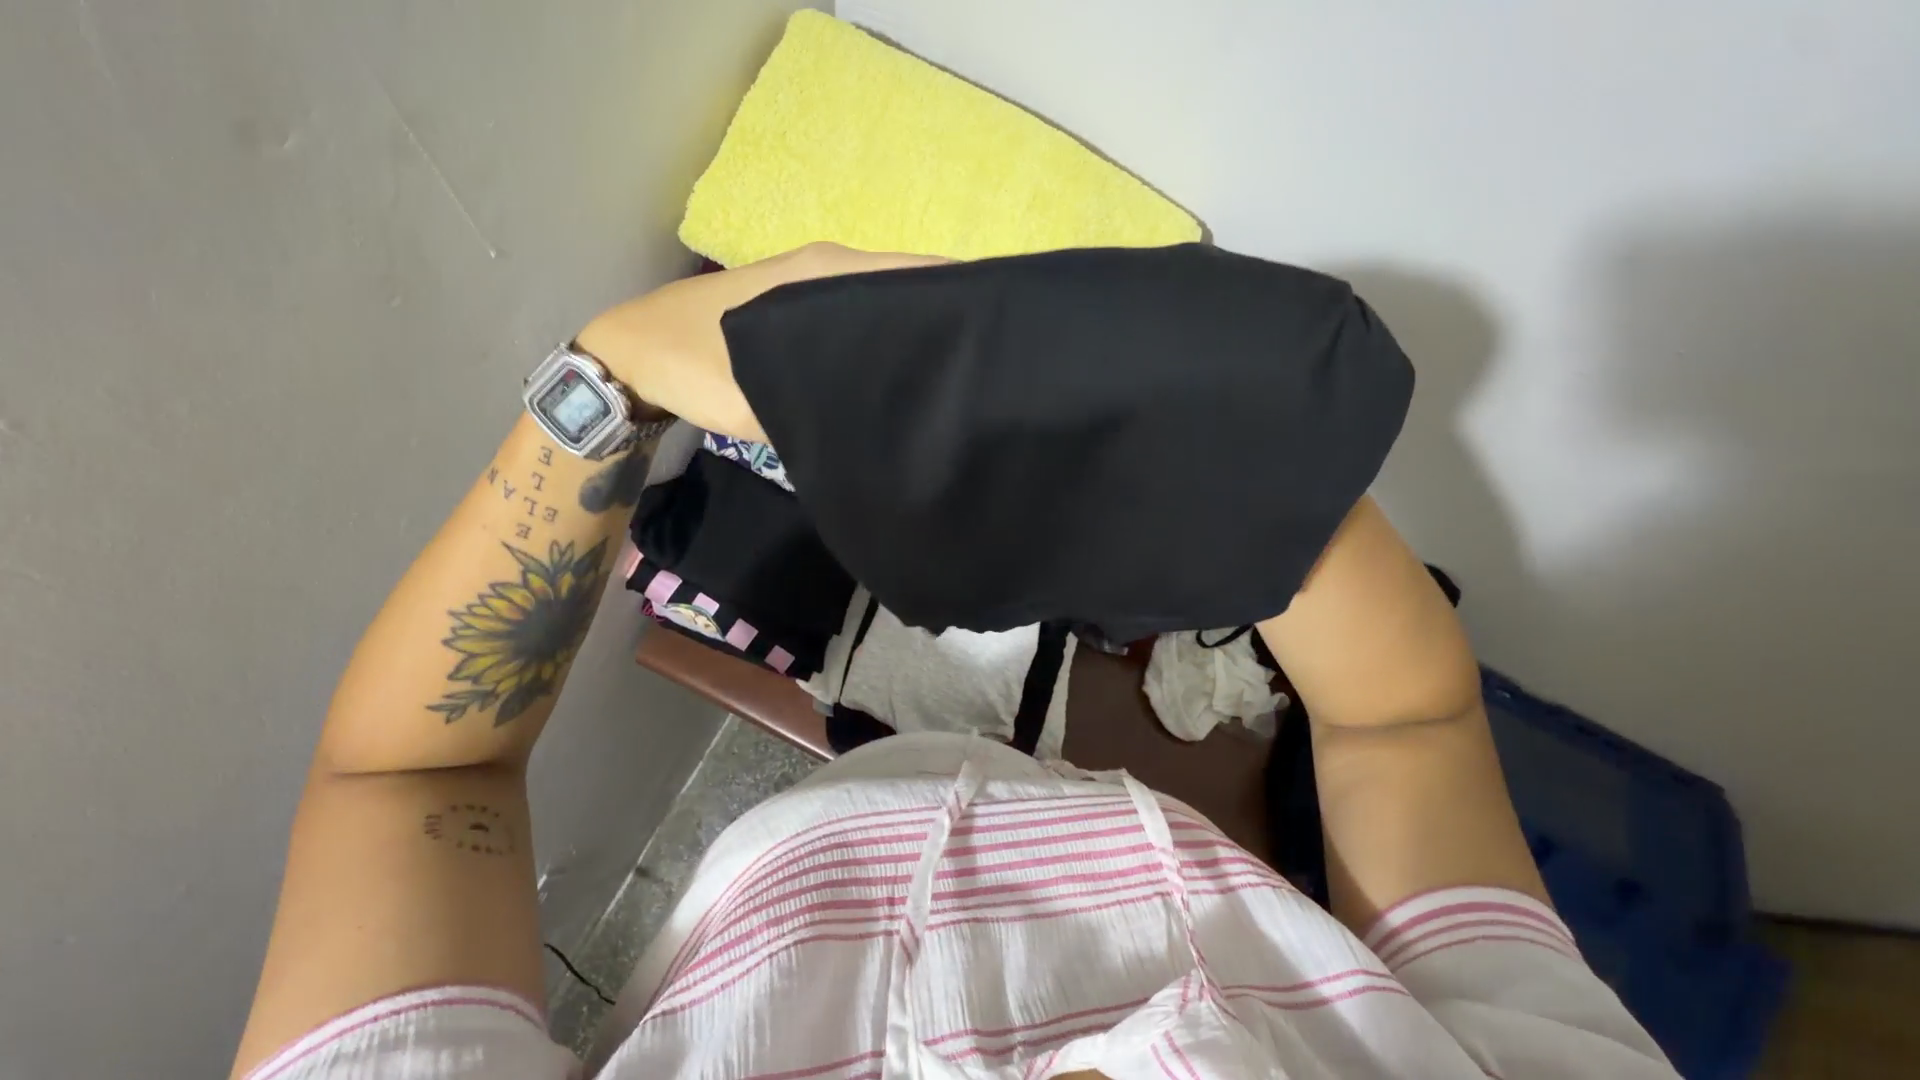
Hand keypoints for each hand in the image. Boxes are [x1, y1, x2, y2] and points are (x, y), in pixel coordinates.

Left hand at [578, 243, 948, 441]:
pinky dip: (875, 342)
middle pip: (902, 290)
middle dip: (936, 325)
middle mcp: (827, 270)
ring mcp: (810, 287)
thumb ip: (819, 412)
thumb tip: (881, 431)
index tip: (988, 346)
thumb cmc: (690, 365)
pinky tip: (888, 377)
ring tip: (942, 379)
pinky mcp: (796, 310)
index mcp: (826, 274)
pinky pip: (852, 321)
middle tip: (971, 374)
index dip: (953, 307)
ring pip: (878, 307)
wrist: (627, 355)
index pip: (914, 278)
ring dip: (904, 335)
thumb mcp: (757, 401)